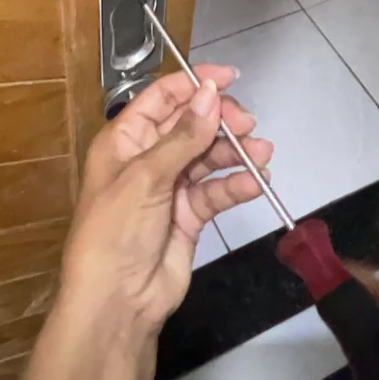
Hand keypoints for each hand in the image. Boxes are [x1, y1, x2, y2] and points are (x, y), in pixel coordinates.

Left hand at [59, 66, 273, 334]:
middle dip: (219, 120)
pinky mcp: (189, 215)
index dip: (194, 84)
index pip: (162, 98)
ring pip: (207, 157)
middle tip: (247, 123)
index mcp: (125, 139)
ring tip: (262, 153)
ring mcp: (169, 186)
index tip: (229, 77)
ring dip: (234, 152)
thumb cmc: (116, 229)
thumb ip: (183, 136)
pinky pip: (216, 191)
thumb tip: (210, 93)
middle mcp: (147, 157)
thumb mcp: (145, 177)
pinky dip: (236, 185)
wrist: (117, 301)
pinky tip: (256, 182)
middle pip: (190, 124)